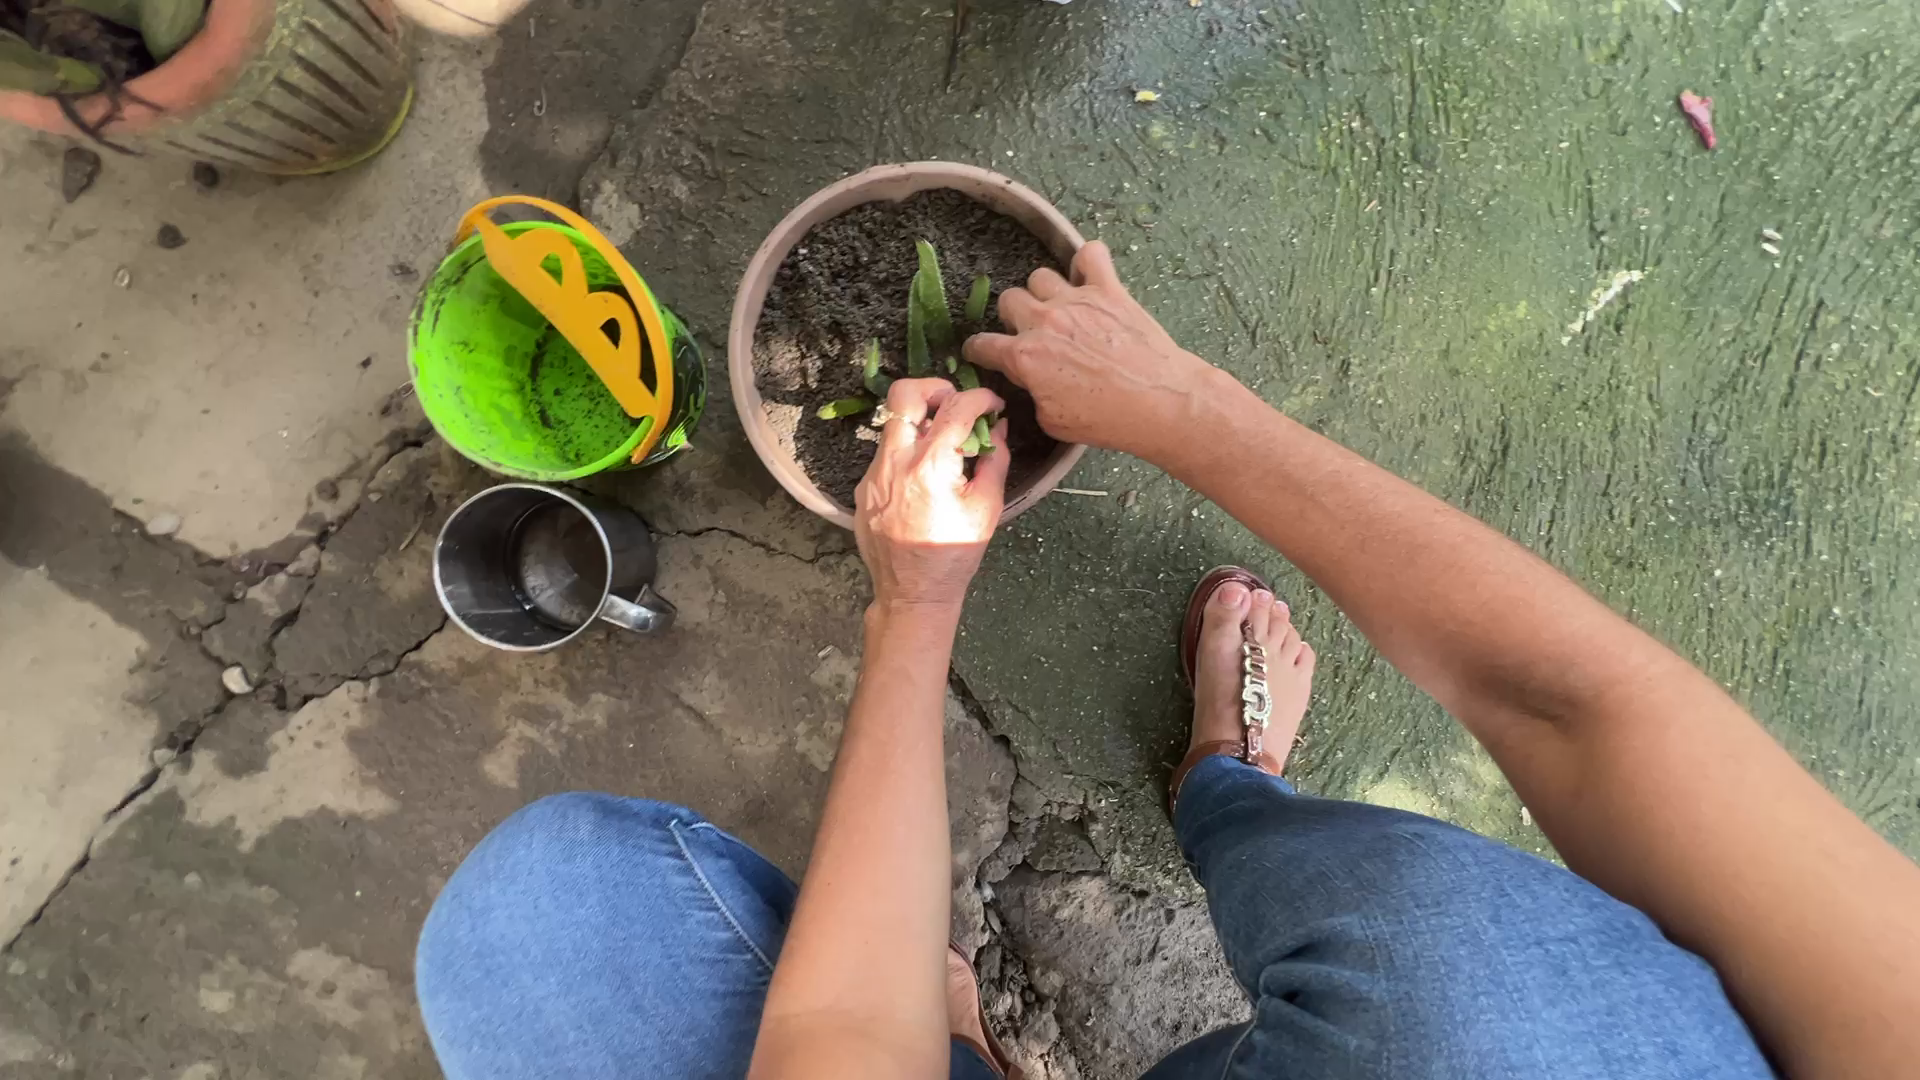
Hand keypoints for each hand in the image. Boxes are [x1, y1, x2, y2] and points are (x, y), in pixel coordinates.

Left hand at [854, 379, 1009, 611]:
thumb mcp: (986, 508)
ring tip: (942, 445)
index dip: (980, 397)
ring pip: (893, 424)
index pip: (955, 408)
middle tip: (953, 402)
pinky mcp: (863, 487)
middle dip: (934, 387)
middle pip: (904, 394)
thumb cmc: (954, 555)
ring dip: (920, 422)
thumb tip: (997, 429)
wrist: (912, 592)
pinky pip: (885, 453)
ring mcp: (873, 473)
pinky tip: (923, 477)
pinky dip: (907, 452)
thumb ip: (994, 460)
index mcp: (930, 466)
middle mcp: (895, 462)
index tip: (992, 404)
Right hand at [963, 240, 1219, 460]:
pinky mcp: (1109, 289)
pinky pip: (1090, 254)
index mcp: (1024, 357)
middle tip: (1029, 333)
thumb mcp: (1052, 421)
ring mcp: (1076, 300)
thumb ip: (1033, 392)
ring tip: (1059, 309)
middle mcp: (1044, 321)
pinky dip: (1087, 264)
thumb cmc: (1105, 420)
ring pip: (1040, 276)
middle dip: (1013, 317)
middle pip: (1009, 300)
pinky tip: (1090, 280)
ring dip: (1045, 292)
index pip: (983, 345)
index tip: (980, 351)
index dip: (977, 350)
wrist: (1158, 401)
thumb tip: (1033, 379)